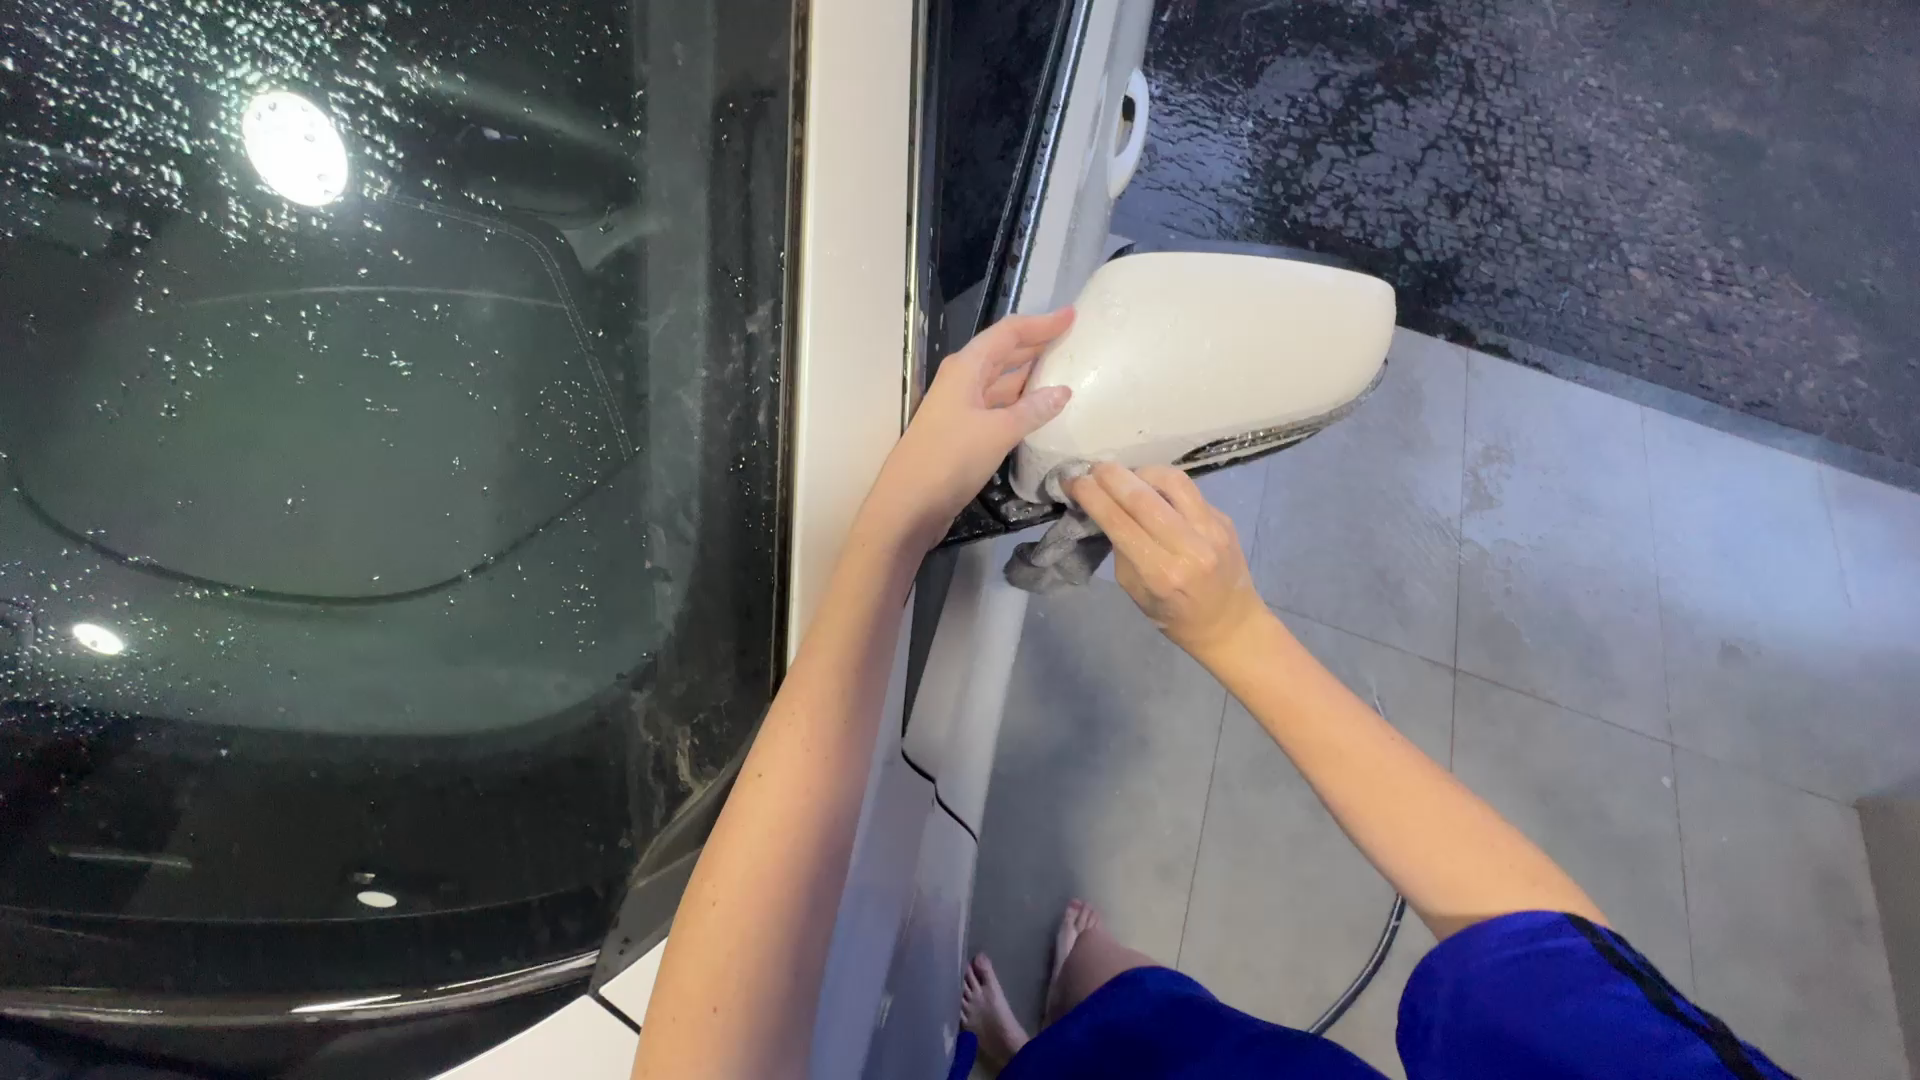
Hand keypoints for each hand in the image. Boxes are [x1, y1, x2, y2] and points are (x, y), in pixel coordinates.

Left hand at [870, 309, 1074, 539]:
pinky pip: (998, 409)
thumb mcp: (997, 432)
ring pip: (1002, 383)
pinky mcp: (964, 435)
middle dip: (1037, 345)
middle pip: (1004, 354)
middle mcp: (962, 382)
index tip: (1072, 316)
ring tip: (1066, 372)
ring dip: (1030, 377)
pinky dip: (1021, 406)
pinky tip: (1042, 412)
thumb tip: (1063, 391)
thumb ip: (1032, 410)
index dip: (1041, 323)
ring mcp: (962, 409)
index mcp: (966, 368)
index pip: (1008, 333)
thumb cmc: (950, 459)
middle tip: (1073, 342)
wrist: (909, 504)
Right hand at [1069, 463, 1269, 657]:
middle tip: (1092, 468)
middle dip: (1111, 476)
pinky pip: (1188, 489)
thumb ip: (1123, 550)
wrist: (1231, 623)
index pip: (1120, 523)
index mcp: (1162, 574)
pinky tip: (1150, 488)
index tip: (1074, 481)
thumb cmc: (1174, 616)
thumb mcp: (1136, 592)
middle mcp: (1189, 547)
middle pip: (1144, 497)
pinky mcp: (1224, 518)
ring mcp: (1212, 529)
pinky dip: (1162, 482)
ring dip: (1140, 471)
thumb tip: (1107, 510)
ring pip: (1172, 481)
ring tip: (1124, 476)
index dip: (1093, 497)